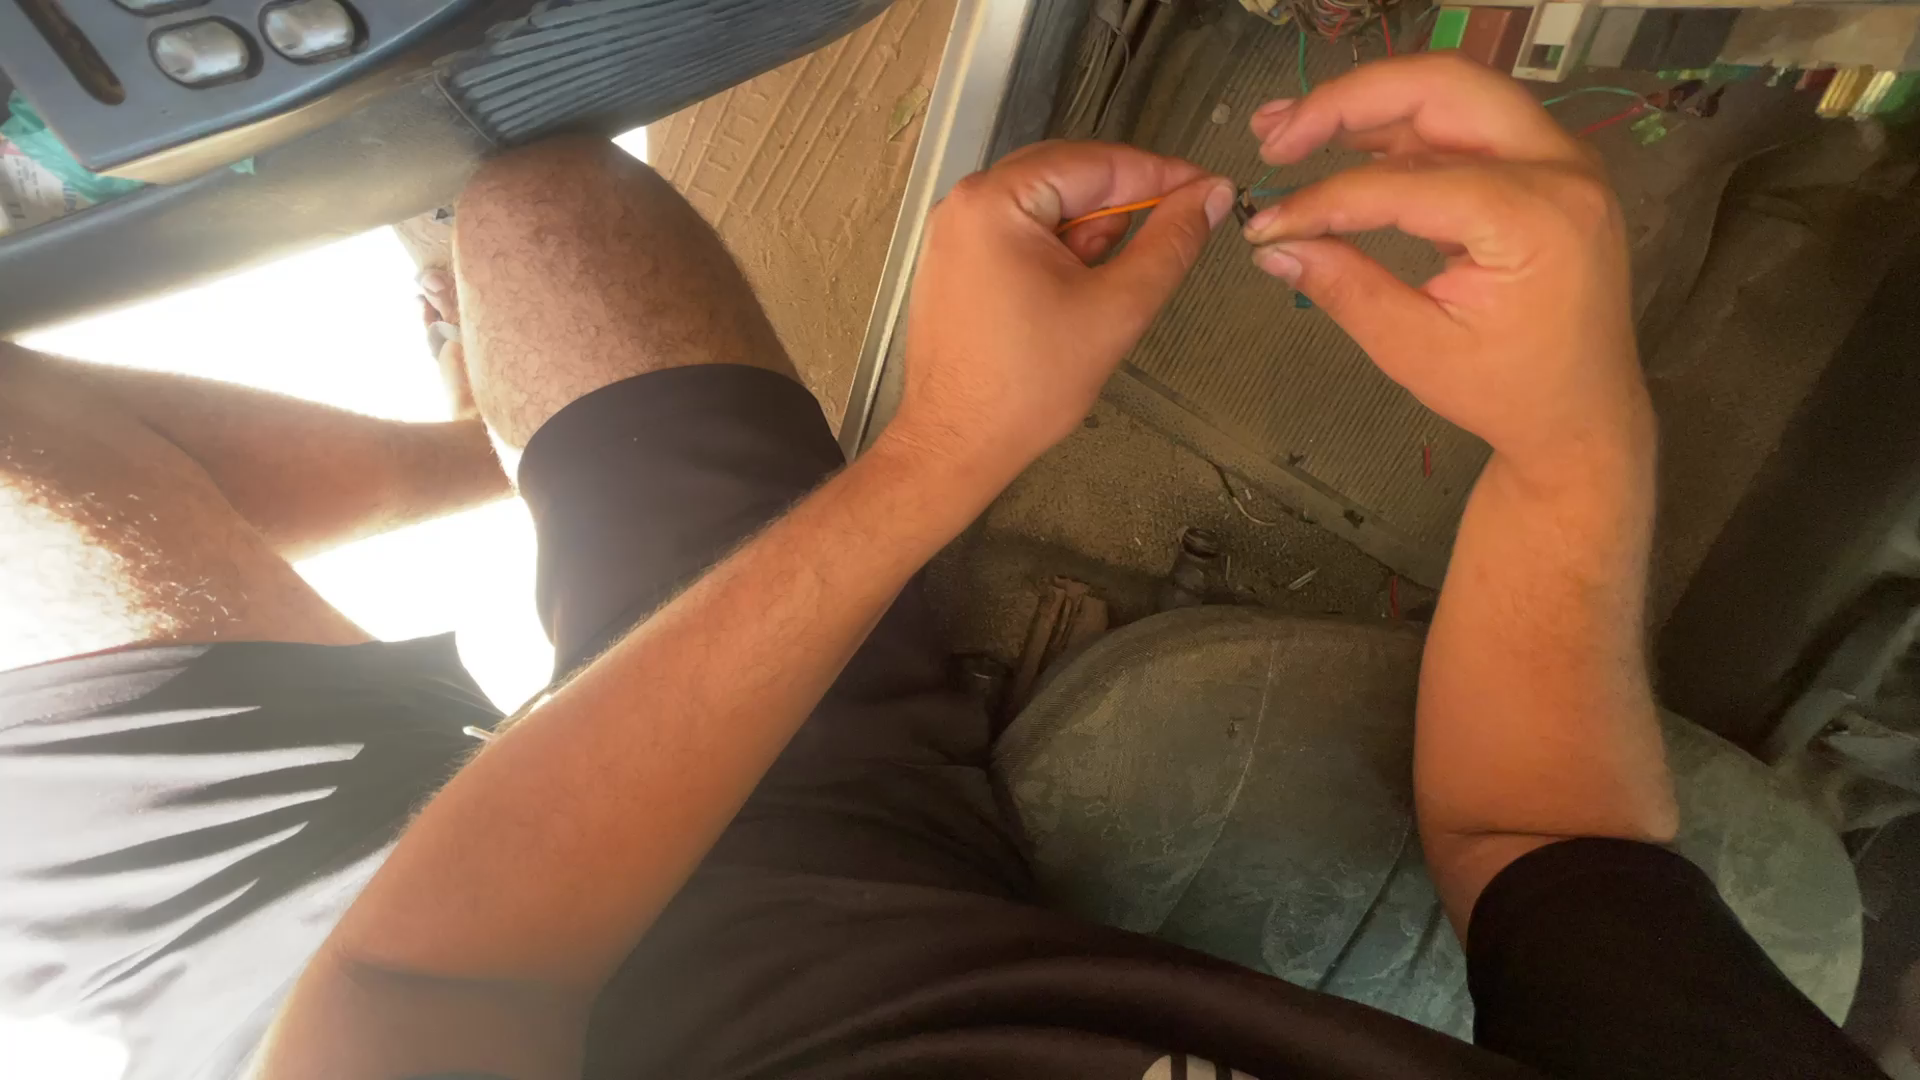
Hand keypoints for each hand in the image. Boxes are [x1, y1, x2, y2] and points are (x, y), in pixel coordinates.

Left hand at [885, 140, 1234, 490]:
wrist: (957, 447)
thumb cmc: (1024, 389)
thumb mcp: (1115, 310)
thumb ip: (1171, 244)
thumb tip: (1210, 196)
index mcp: (994, 202)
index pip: (1096, 162)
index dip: (1161, 176)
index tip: (1206, 191)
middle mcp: (963, 207)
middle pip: (1066, 181)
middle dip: (1116, 216)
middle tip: (1152, 253)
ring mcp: (951, 238)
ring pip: (1043, 215)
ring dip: (1083, 245)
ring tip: (1089, 302)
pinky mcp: (951, 270)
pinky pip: (1015, 243)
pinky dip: (1051, 262)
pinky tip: (1060, 308)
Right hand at [1242, 54, 1650, 477]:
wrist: (1578, 409)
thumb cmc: (1500, 388)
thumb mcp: (1411, 347)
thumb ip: (1343, 288)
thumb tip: (1272, 249)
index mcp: (1531, 217)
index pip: (1402, 183)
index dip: (1320, 200)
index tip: (1262, 226)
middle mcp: (1557, 164)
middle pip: (1439, 88)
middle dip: (1344, 103)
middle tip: (1272, 136)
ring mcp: (1555, 158)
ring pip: (1451, 93)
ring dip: (1366, 104)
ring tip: (1289, 126)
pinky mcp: (1539, 168)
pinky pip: (1461, 127)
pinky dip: (1396, 130)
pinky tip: (1343, 142)